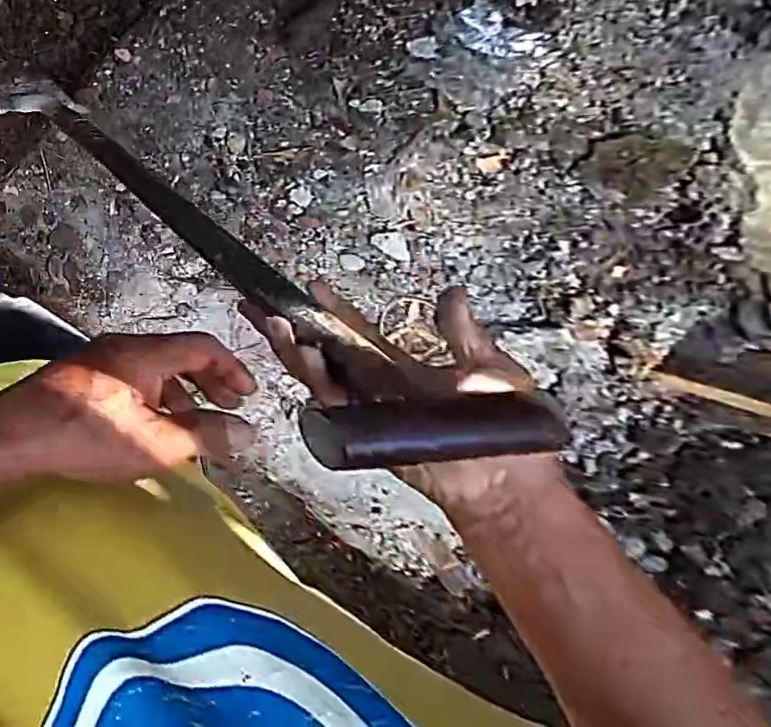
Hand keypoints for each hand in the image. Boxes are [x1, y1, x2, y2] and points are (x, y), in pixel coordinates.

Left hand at [0, 333, 259, 484]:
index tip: (248, 394)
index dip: (232, 368)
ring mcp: (95, 358)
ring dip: (178, 392)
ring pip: (151, 367)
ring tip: (190, 425)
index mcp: (142, 353)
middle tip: (227, 408)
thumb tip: (247, 431)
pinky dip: (151, 395)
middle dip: (207, 380)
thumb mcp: (156, 442)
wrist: (15, 433)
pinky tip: (148, 425)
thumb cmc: (84, 435)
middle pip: (176, 354)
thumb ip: (205, 434)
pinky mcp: (78, 375)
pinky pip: (127, 376)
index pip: (201, 346)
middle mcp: (118, 347)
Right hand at [238, 285, 564, 517]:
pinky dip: (312, 376)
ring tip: (276, 324)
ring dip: (291, 348)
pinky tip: (302, 354)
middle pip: (320, 348)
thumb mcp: (492, 370)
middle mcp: (372, 383)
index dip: (332, 308)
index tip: (313, 286)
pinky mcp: (359, 428)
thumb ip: (463, 334)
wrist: (509, 484)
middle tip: (262, 304)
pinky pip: (329, 400)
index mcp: (397, 366)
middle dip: (289, 326)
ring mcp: (364, 405)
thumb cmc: (507, 433)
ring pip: (314, 372)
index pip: (354, 330)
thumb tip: (453, 294)